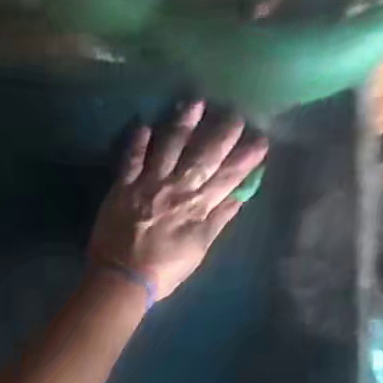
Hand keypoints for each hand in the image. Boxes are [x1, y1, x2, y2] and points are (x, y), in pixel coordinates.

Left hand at [86, 101, 267, 302]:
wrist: (120, 279)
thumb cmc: (162, 270)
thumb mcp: (198, 249)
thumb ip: (218, 220)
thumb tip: (240, 196)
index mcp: (199, 206)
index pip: (230, 175)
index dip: (247, 156)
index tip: (262, 138)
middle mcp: (177, 189)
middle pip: (205, 154)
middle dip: (222, 131)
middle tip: (235, 112)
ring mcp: (149, 186)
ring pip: (170, 147)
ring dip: (184, 123)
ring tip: (195, 103)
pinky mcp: (122, 188)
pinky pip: (132, 159)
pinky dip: (138, 142)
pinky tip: (145, 125)